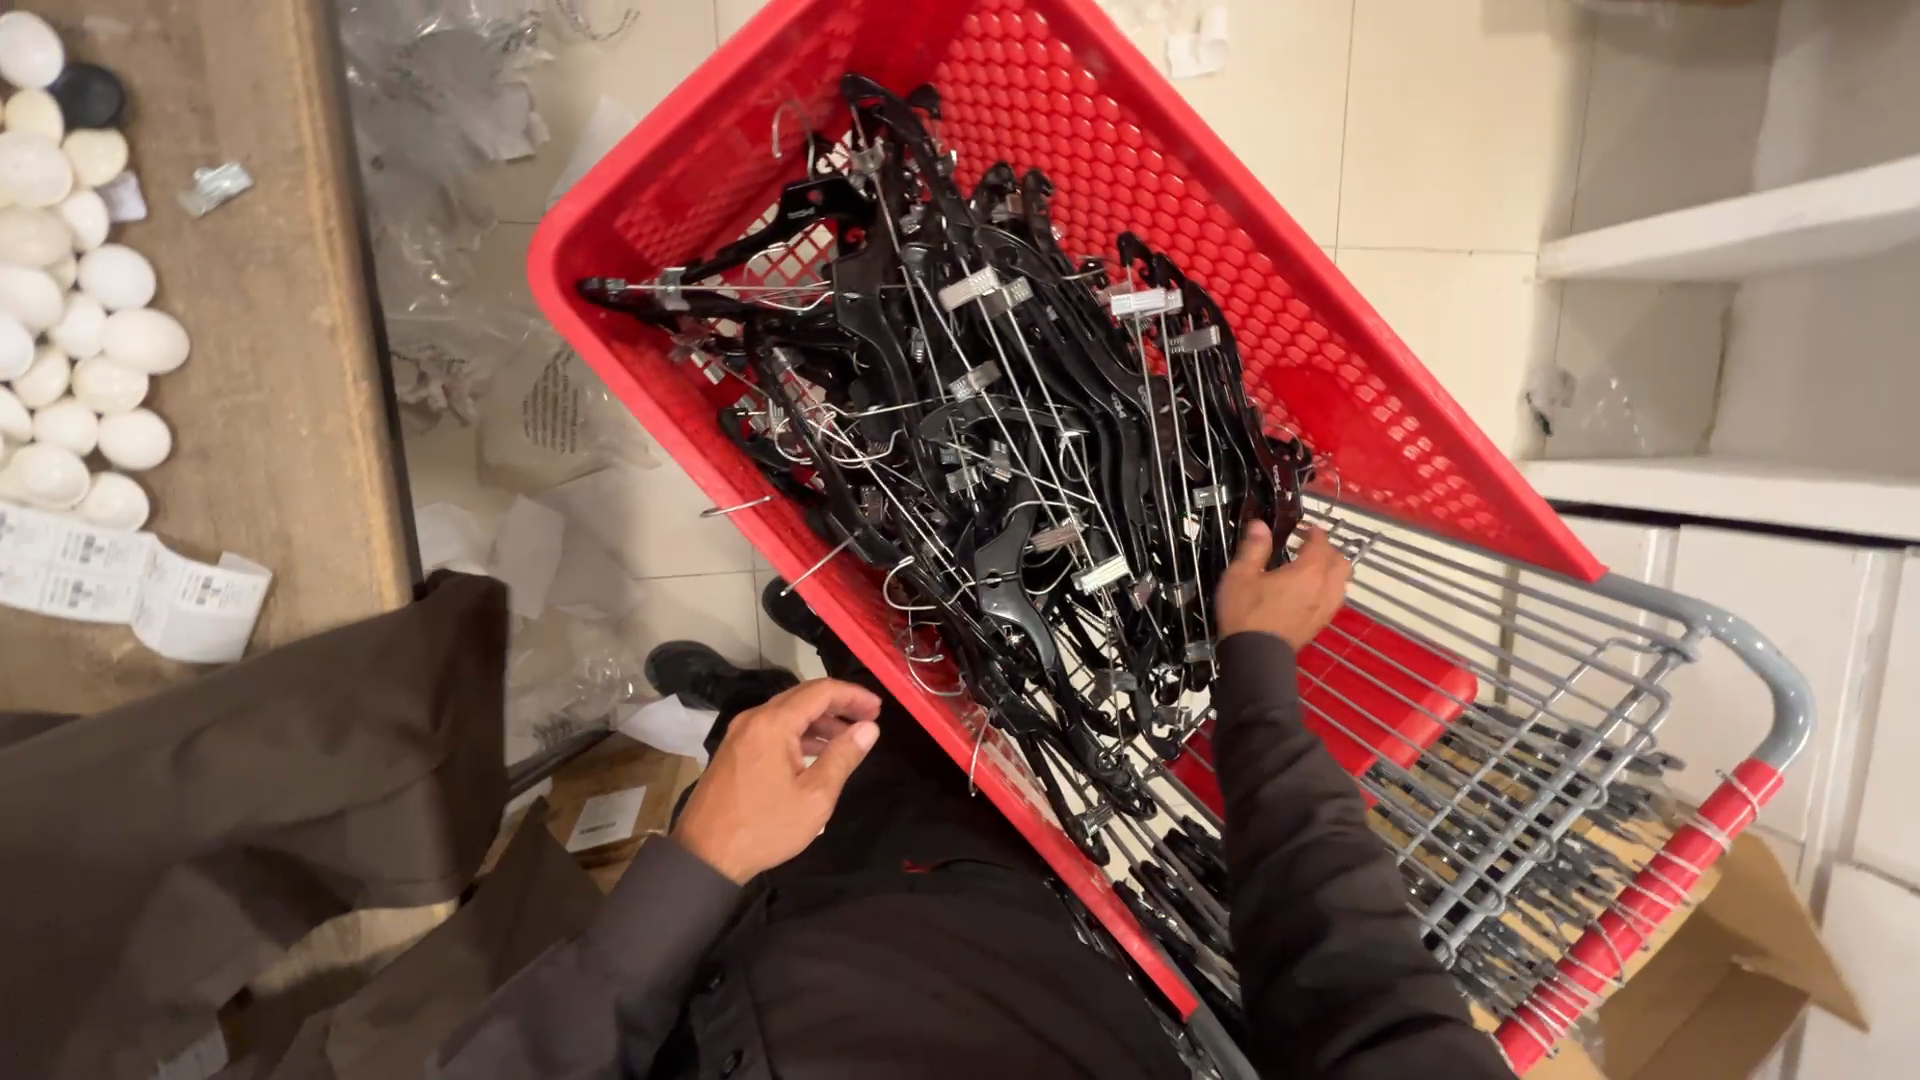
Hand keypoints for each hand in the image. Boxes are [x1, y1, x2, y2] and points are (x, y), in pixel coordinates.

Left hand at [672, 678, 882, 883]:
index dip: (853, 695)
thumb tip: (869, 728)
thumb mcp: (815, 796)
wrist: (704, 857)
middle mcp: (754, 718)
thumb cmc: (765, 827)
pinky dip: (799, 733)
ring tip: (848, 738)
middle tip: (868, 718)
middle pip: (803, 696)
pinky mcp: (735, 750)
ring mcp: (741, 734)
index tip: (878, 708)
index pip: (821, 691)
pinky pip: (773, 728)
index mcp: (773, 723)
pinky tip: (817, 752)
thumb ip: (844, 756)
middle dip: (839, 704)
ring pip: (788, 712)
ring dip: (820, 720)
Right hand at [1215, 522, 1351, 649]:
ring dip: (1332, 570)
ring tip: (1313, 568)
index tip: (1305, 528)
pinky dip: (1329, 587)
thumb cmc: (1246, 612)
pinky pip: (1335, 598)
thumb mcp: (1241, 575)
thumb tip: (1260, 524)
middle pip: (1340, 562)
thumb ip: (1254, 548)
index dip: (1315, 533)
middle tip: (1309, 547)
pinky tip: (1311, 591)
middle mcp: (1325, 588)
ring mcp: (1326, 608)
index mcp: (1308, 572)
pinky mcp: (1321, 624)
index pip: (1321, 544)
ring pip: (1343, 582)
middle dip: (1328, 550)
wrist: (1254, 655)